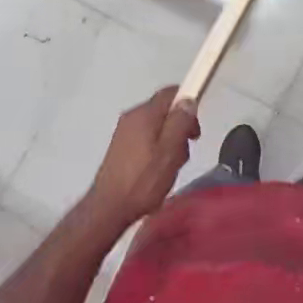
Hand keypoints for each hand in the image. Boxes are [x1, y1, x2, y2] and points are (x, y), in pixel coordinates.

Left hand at [88, 87, 200, 225]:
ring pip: (156, 126)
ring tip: (170, 166)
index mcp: (144, 114)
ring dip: (169, 141)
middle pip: (165, 110)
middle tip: (184, 152)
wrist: (108, 210)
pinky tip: (156, 170)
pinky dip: (156, 148)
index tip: (194, 129)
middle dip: (179, 127)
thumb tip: (188, 100)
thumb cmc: (143, 180)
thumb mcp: (170, 151)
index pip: (171, 93)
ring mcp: (123, 132)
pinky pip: (146, 138)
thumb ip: (181, 122)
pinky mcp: (120, 147)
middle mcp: (132, 116)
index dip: (188, 104)